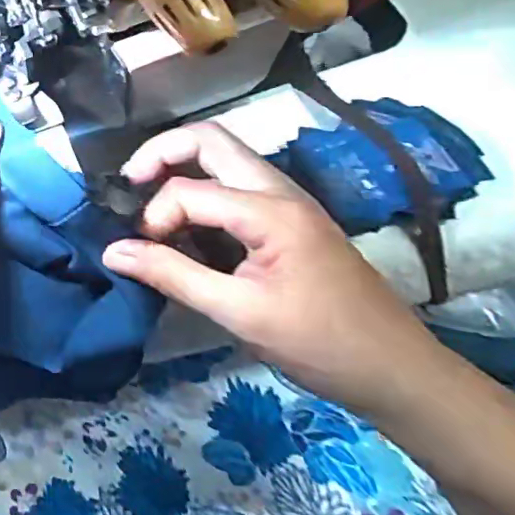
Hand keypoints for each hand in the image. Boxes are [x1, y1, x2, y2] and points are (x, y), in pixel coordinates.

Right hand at [101, 122, 448, 414]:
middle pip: (208, 139)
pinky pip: (234, 181)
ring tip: (149, 201)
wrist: (403, 375)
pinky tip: (185, 223)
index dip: (155, 216)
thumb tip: (111, 252)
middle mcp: (279, 191)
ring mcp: (287, 201)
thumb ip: (172, 275)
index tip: (143, 252)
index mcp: (271, 211)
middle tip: (130, 186)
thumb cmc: (323, 346)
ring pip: (222, 156)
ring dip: (180, 167)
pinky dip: (200, 187)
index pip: (189, 189)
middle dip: (160, 153)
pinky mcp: (289, 217)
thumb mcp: (240, 315)